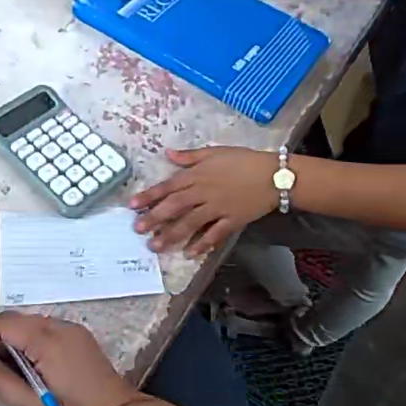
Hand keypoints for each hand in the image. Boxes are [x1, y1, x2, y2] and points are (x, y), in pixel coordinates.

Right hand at [0, 312, 146, 405]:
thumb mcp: (30, 405)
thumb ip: (3, 382)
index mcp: (46, 342)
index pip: (7, 323)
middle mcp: (60, 327)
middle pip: (19, 318)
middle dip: (0, 333)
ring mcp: (72, 328)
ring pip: (34, 321)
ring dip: (17, 334)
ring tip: (12, 363)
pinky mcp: (80, 333)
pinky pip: (48, 326)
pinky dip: (33, 336)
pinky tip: (34, 360)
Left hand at [129, 146, 278, 254]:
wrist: (273, 175)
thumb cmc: (243, 160)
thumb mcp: (215, 152)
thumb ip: (190, 156)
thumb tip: (167, 154)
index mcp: (198, 175)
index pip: (168, 186)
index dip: (149, 195)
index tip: (132, 205)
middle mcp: (204, 192)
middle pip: (175, 207)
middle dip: (154, 218)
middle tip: (138, 229)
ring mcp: (217, 208)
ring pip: (190, 223)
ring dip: (171, 235)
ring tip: (155, 246)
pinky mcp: (232, 221)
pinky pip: (214, 235)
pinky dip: (202, 245)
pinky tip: (189, 253)